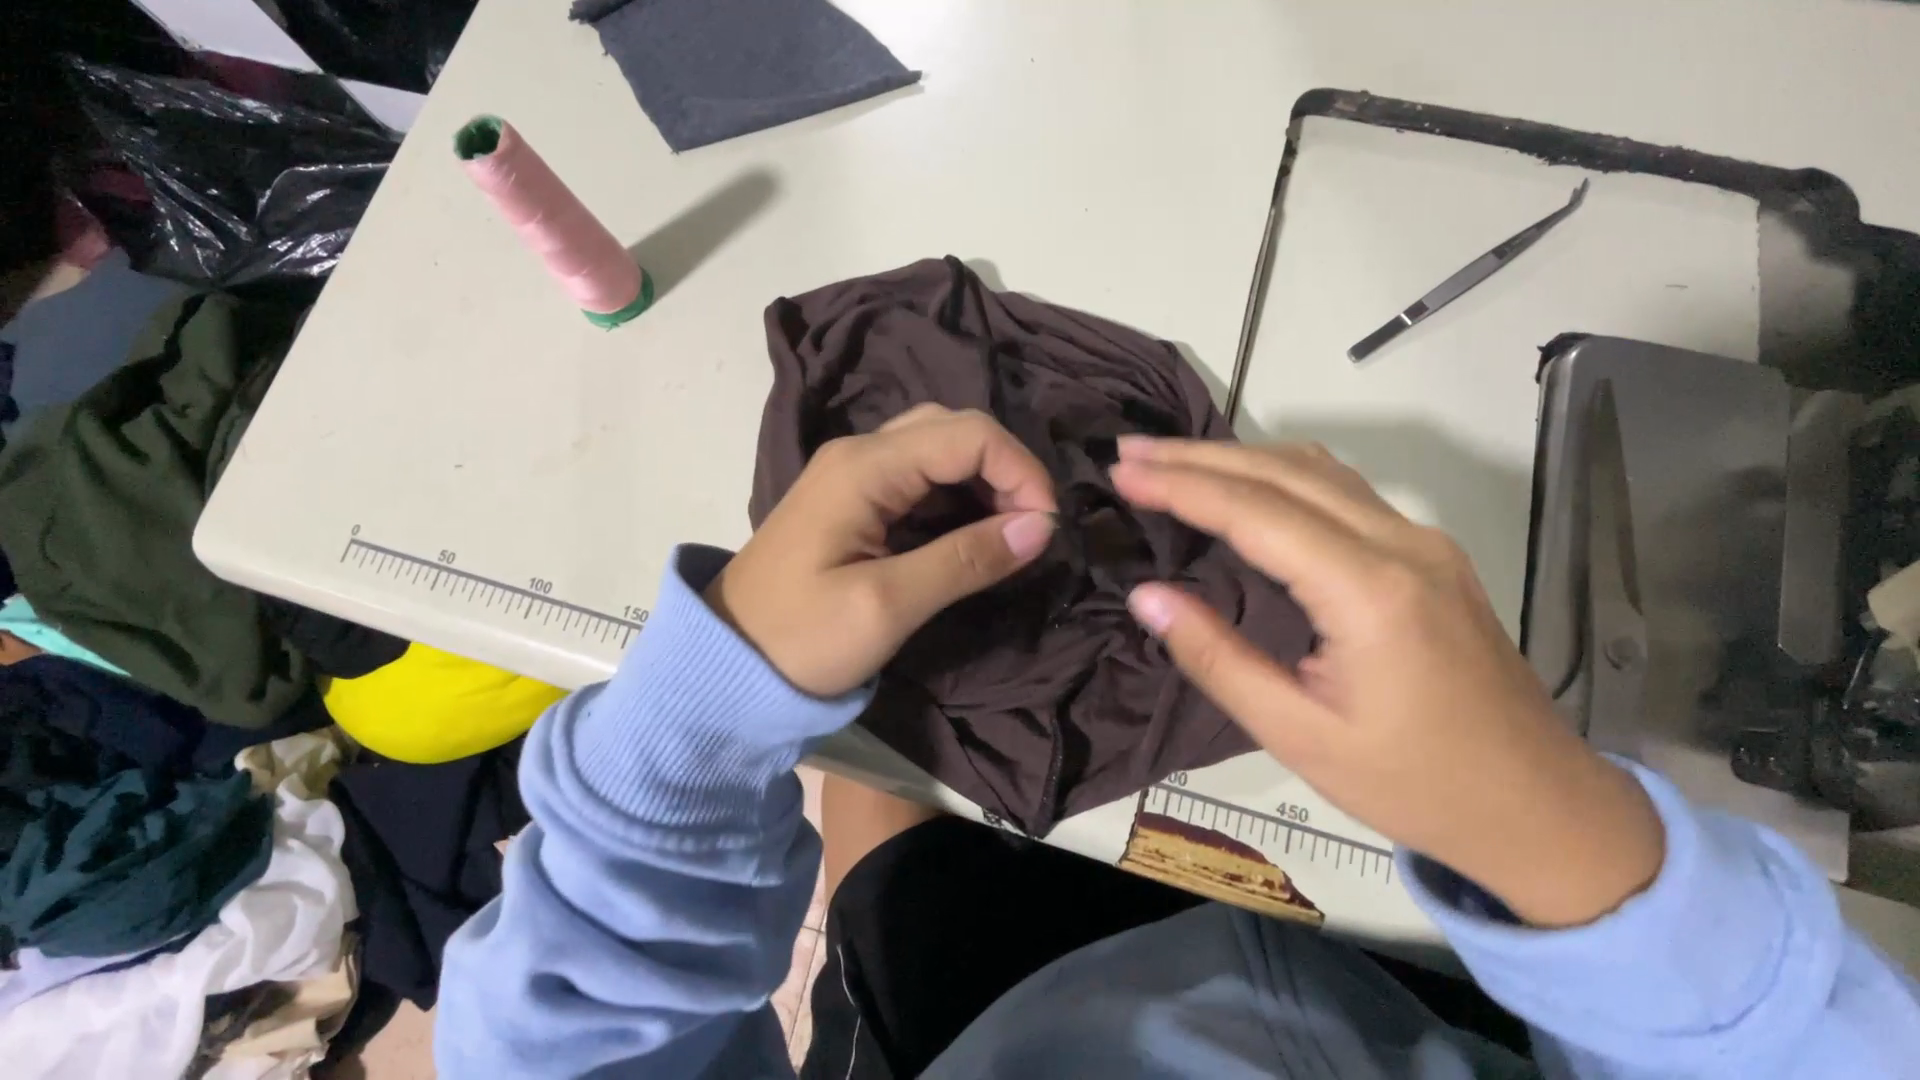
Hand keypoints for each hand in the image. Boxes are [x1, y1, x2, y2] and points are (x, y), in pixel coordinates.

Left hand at [708, 405, 1056, 697]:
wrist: (725, 666)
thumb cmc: (800, 639)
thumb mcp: (886, 605)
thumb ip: (964, 560)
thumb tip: (1040, 526)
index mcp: (865, 468)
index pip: (969, 434)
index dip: (1021, 470)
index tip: (1046, 528)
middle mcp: (861, 455)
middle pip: (955, 429)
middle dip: (1006, 471)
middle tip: (1031, 530)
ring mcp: (854, 476)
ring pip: (940, 451)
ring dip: (985, 484)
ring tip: (1010, 536)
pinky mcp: (855, 503)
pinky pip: (920, 481)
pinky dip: (958, 500)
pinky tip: (974, 536)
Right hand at [1111, 438, 1662, 926]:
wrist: (1539, 807)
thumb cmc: (1411, 782)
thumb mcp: (1298, 734)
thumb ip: (1217, 657)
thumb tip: (1146, 595)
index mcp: (1368, 591)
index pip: (1256, 512)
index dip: (1182, 487)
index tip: (1123, 473)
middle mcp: (1402, 544)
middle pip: (1285, 472)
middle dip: (1199, 457)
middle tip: (1129, 451)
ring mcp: (1423, 542)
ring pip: (1318, 471)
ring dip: (1239, 457)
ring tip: (1171, 461)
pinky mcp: (1429, 554)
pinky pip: (1342, 491)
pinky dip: (1279, 475)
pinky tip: (1245, 484)